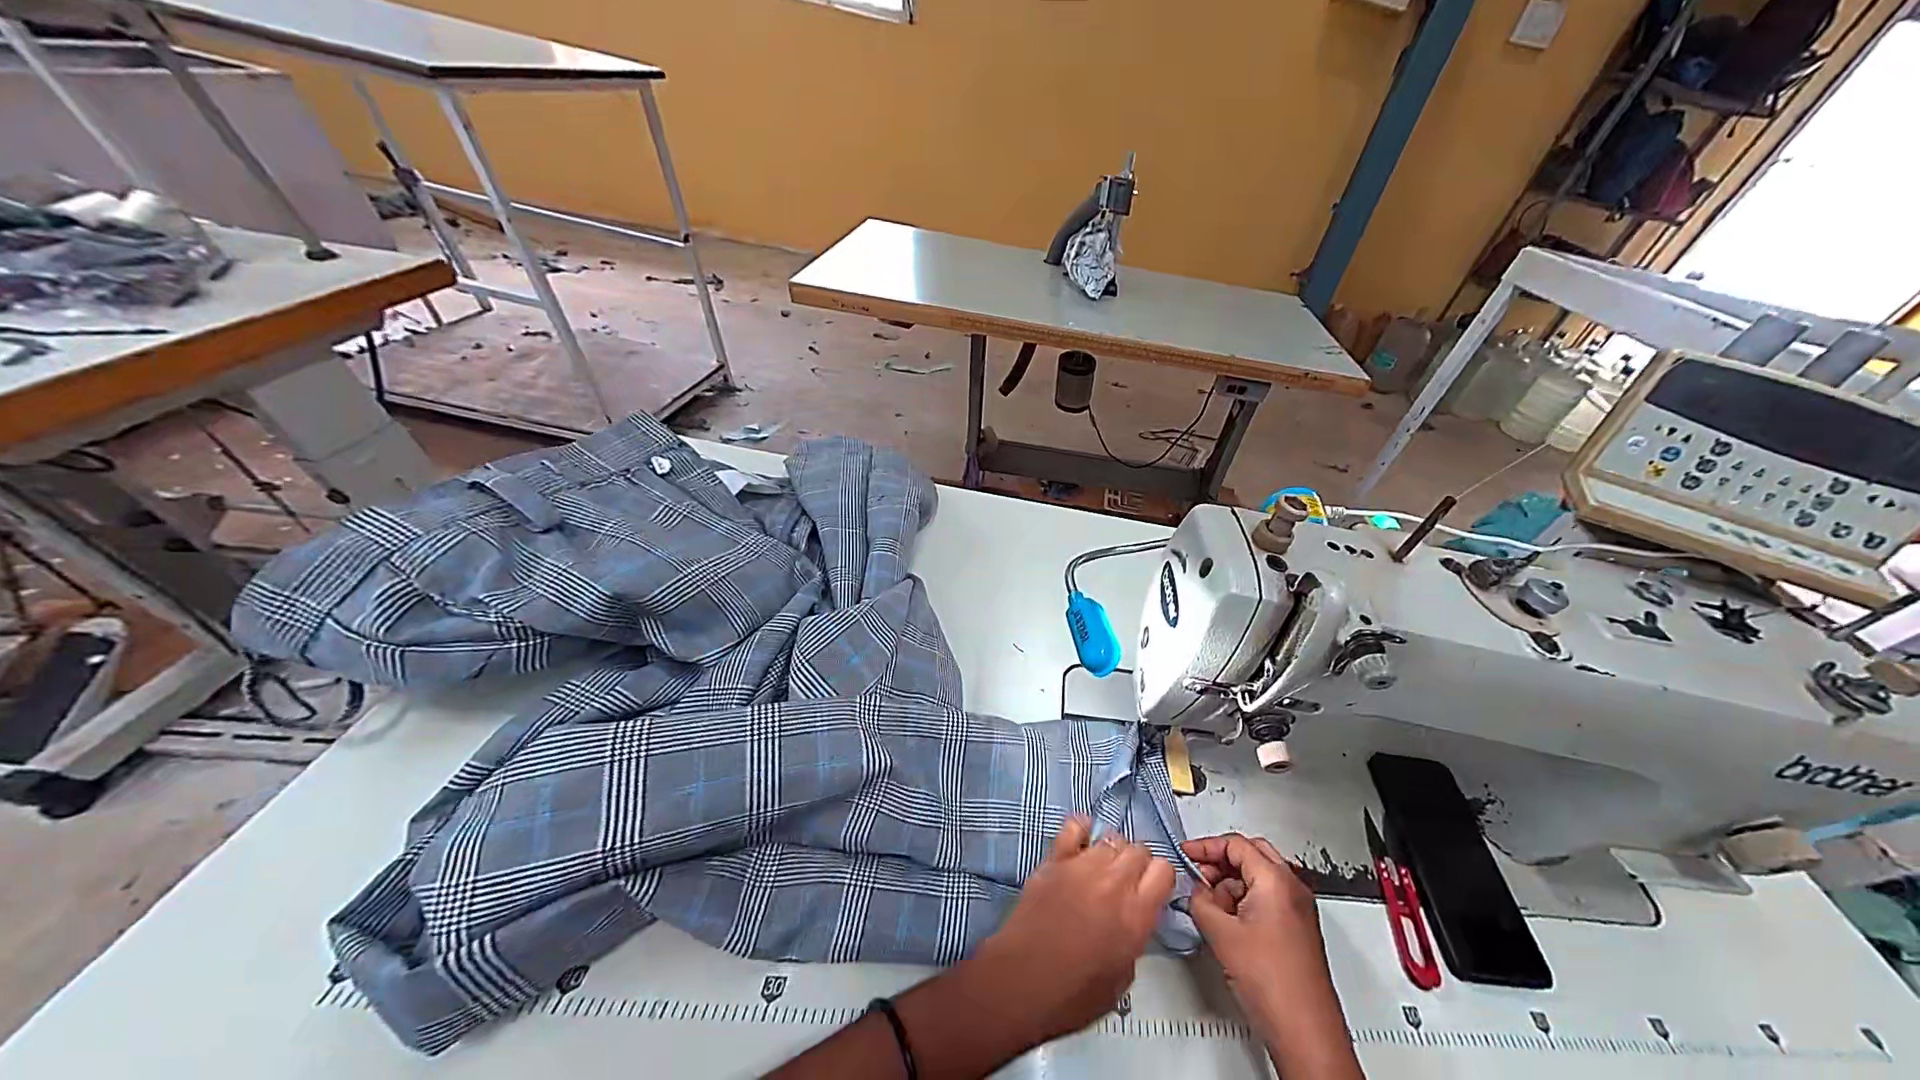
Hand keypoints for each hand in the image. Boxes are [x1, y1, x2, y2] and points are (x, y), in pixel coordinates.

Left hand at [957, 817, 1174, 1043]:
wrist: (1022, 981)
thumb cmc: (1072, 993)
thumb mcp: (1122, 977)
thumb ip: (1135, 938)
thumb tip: (1132, 919)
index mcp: (1136, 915)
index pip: (1164, 871)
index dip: (1159, 879)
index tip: (1151, 891)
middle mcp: (1114, 883)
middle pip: (1139, 850)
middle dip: (1138, 864)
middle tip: (1126, 884)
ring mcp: (1082, 867)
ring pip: (1110, 839)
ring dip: (1112, 853)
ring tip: (1101, 872)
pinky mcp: (1054, 860)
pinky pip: (1073, 827)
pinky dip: (1081, 831)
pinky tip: (1081, 844)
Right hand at [1183, 833, 1363, 1078]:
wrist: (1304, 1030)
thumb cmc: (1274, 985)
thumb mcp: (1219, 933)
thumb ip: (1199, 900)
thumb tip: (1195, 890)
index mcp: (1276, 881)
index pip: (1236, 844)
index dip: (1206, 846)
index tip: (1186, 854)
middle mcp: (1293, 889)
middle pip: (1251, 854)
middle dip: (1220, 860)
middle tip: (1197, 874)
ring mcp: (1298, 909)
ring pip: (1258, 876)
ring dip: (1231, 882)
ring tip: (1210, 904)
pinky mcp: (1296, 928)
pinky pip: (1266, 898)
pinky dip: (1244, 900)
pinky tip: (1227, 922)